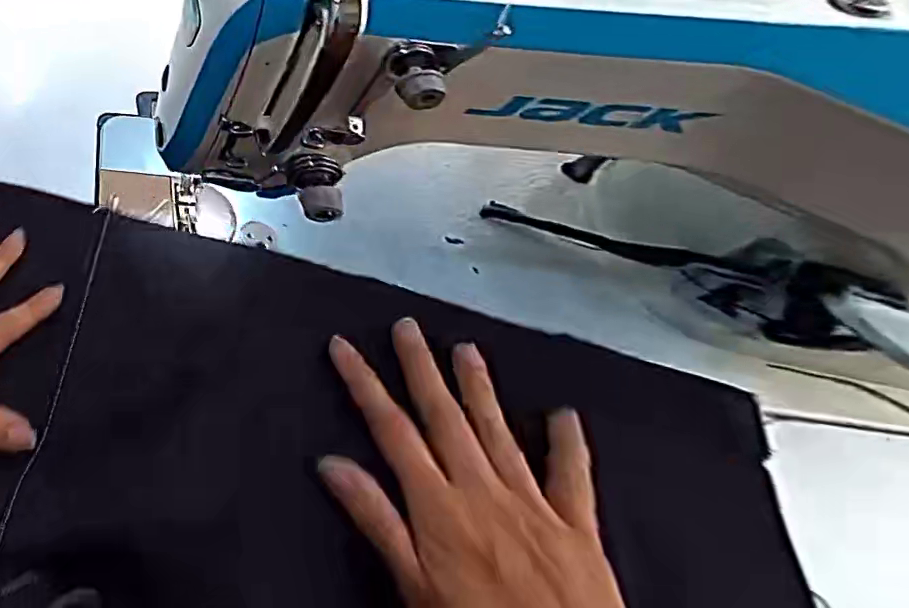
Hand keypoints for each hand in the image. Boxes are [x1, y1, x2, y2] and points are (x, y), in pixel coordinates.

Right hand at [319, 320, 626, 607]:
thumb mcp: (415, 587)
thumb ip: (376, 520)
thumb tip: (331, 462)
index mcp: (439, 503)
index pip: (391, 428)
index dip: (364, 383)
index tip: (344, 347)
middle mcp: (481, 488)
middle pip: (443, 415)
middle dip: (421, 367)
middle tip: (407, 326)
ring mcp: (532, 503)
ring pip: (497, 430)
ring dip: (478, 387)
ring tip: (464, 348)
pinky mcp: (577, 527)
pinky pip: (572, 476)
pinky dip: (569, 443)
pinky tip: (565, 414)